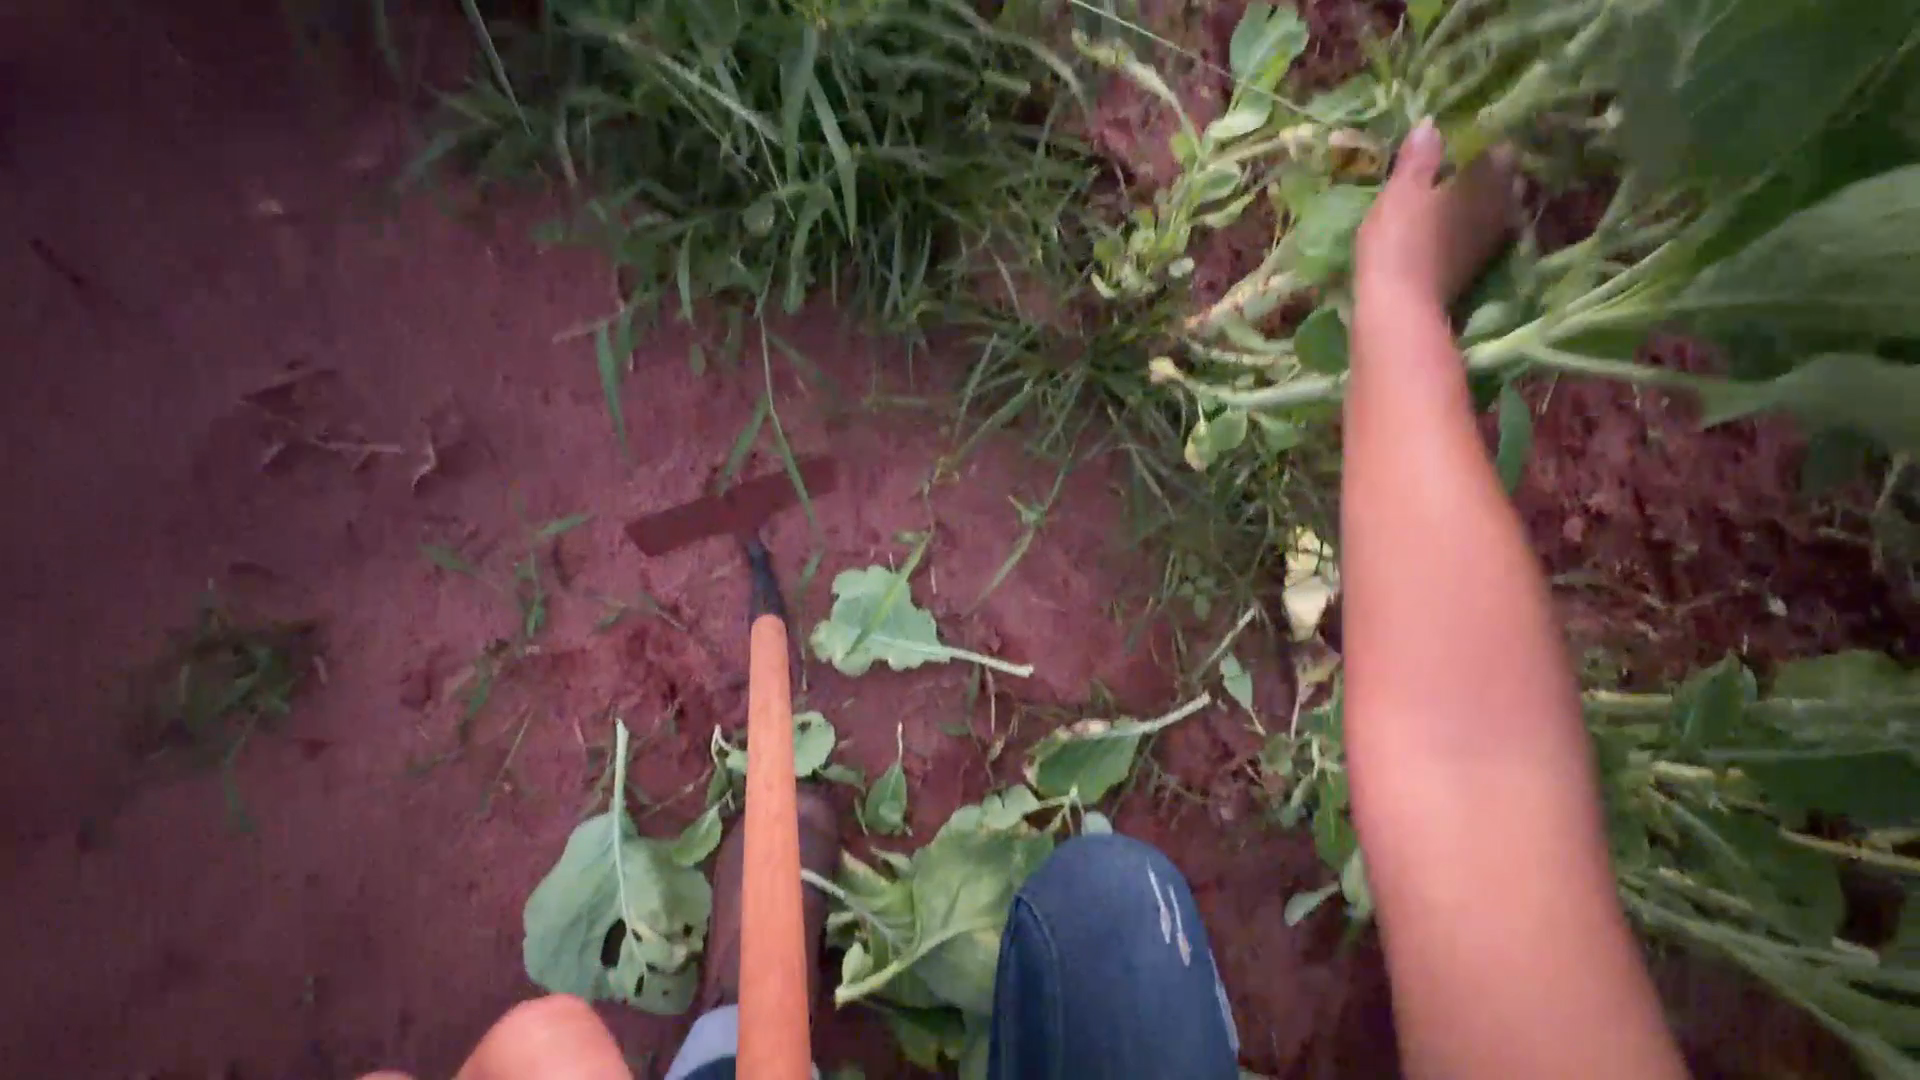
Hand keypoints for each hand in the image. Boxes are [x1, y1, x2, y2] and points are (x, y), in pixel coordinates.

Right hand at [1355, 119, 1516, 313]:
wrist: (1400, 308)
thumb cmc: (1399, 243)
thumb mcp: (1400, 193)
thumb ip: (1418, 158)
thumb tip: (1431, 123)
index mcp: (1487, 177)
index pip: (1499, 145)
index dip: (1483, 139)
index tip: (1465, 136)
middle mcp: (1501, 203)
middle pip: (1506, 176)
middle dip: (1488, 169)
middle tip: (1462, 164)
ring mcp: (1493, 238)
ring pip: (1499, 206)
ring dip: (1484, 200)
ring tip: (1459, 195)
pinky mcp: (1478, 266)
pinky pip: (1484, 233)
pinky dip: (1473, 226)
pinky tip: (1456, 227)